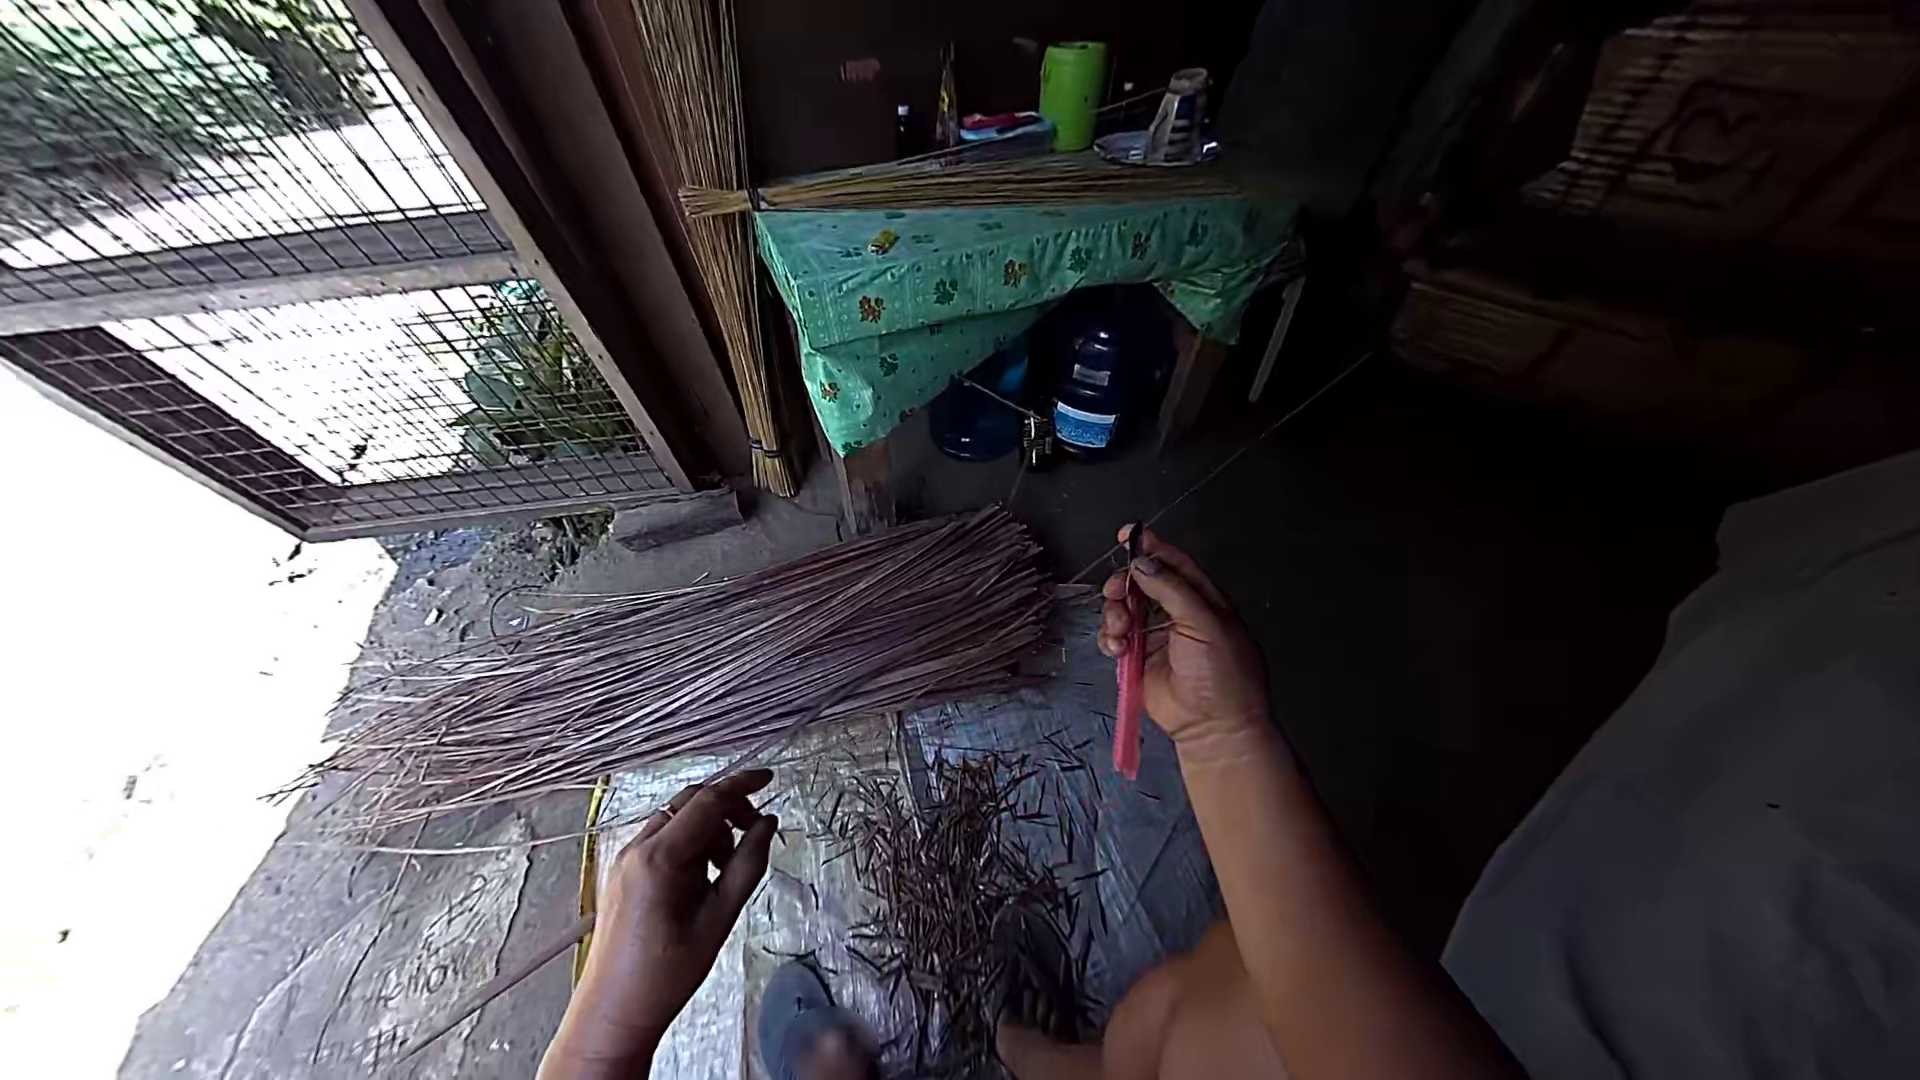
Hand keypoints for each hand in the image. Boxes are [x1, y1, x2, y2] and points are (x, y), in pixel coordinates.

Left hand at [543, 771, 777, 1076]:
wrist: (613, 1015)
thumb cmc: (668, 973)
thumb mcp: (720, 916)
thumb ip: (749, 863)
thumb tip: (769, 823)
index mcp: (660, 857)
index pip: (707, 800)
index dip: (742, 783)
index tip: (769, 778)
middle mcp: (637, 848)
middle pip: (691, 800)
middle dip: (728, 806)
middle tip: (754, 831)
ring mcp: (626, 858)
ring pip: (679, 816)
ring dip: (711, 826)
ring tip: (727, 865)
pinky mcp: (625, 870)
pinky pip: (665, 835)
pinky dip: (692, 840)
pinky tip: (705, 872)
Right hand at [1096, 527, 1271, 753]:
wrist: (1212, 726)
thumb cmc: (1222, 673)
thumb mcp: (1204, 622)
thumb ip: (1171, 588)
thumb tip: (1142, 562)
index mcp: (1200, 599)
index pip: (1172, 562)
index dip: (1149, 547)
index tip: (1127, 535)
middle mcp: (1175, 613)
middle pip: (1139, 583)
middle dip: (1123, 584)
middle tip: (1116, 592)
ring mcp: (1154, 636)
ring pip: (1122, 608)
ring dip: (1115, 614)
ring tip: (1121, 631)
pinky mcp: (1137, 658)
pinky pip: (1114, 638)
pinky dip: (1110, 639)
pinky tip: (1118, 649)